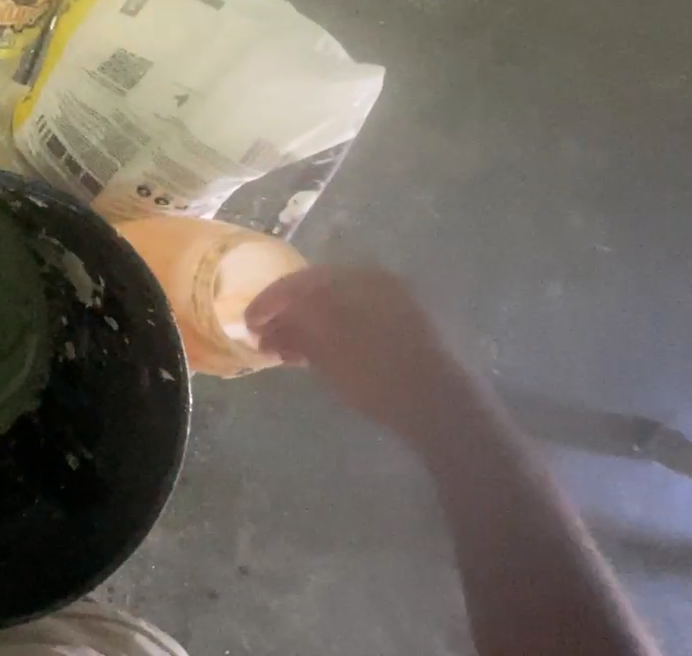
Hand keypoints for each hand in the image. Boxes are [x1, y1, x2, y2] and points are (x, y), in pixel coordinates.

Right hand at [245, 266, 478, 449]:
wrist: (446, 414)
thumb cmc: (378, 373)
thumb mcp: (325, 347)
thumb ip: (294, 322)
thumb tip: (272, 315)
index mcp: (360, 277)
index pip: (298, 282)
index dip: (266, 302)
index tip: (245, 324)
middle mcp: (379, 284)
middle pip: (318, 293)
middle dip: (286, 315)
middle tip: (262, 338)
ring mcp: (397, 307)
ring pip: (337, 309)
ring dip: (306, 327)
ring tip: (283, 352)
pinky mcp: (408, 332)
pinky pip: (356, 323)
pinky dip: (331, 336)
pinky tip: (314, 356)